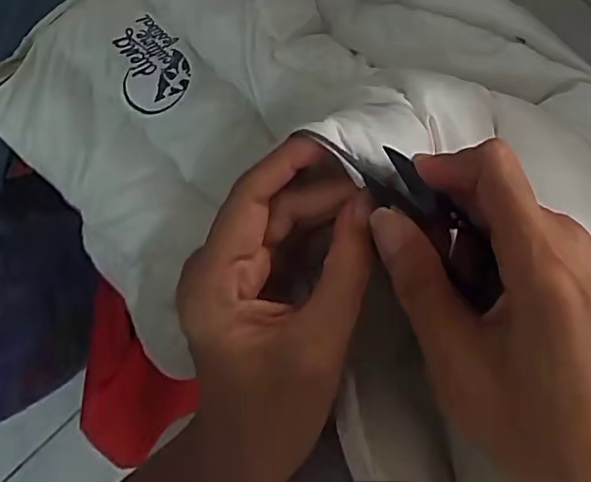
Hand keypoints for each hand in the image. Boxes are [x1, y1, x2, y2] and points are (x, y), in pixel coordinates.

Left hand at [161, 136, 373, 481]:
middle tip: (376, 187)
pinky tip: (357, 223)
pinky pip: (291, 240)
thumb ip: (346, 268)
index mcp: (214, 276)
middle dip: (324, 191)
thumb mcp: (319, 342)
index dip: (289, 161)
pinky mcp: (255, 280)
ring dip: (328, 208)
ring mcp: (235, 271)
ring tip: (374, 200)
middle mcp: (217, 263)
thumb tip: (369, 202)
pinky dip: (325, 230)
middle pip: (273, 205)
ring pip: (285, 218)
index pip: (250, 196)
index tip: (334, 140)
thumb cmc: (274, 412)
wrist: (246, 464)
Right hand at [370, 139, 590, 481]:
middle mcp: (563, 236)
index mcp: (540, 254)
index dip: (446, 164)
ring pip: (507, 210)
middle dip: (448, 207)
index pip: (495, 165)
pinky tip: (478, 301)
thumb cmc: (537, 420)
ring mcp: (574, 250)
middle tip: (415, 253)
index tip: (408, 189)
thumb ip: (419, 283)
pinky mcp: (576, 267)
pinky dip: (489, 247)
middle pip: (497, 187)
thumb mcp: (459, 361)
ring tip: (448, 292)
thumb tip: (385, 219)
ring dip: (467, 233)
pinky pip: (523, 231)